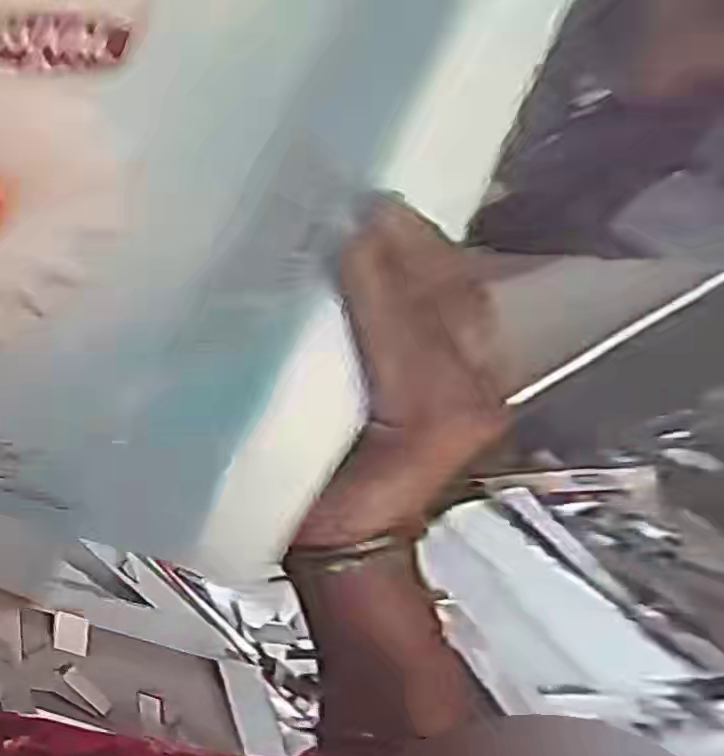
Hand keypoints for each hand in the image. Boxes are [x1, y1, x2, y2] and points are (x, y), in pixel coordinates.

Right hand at [293, 198, 508, 549]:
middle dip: (408, 246)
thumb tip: (276, 334)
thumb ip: (294, 403)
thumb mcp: (290, 463)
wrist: (351, 542)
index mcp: (429, 412)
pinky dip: (437, 275)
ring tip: (380, 218)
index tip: (336, 234)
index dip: (374, 278)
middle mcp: (474, 389)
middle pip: (450, 297)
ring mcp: (486, 384)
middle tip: (357, 205)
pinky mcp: (480, 381)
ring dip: (424, 250)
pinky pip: (466, 314)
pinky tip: (405, 254)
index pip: (405, 325)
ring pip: (466, 298)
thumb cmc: (306, 512)